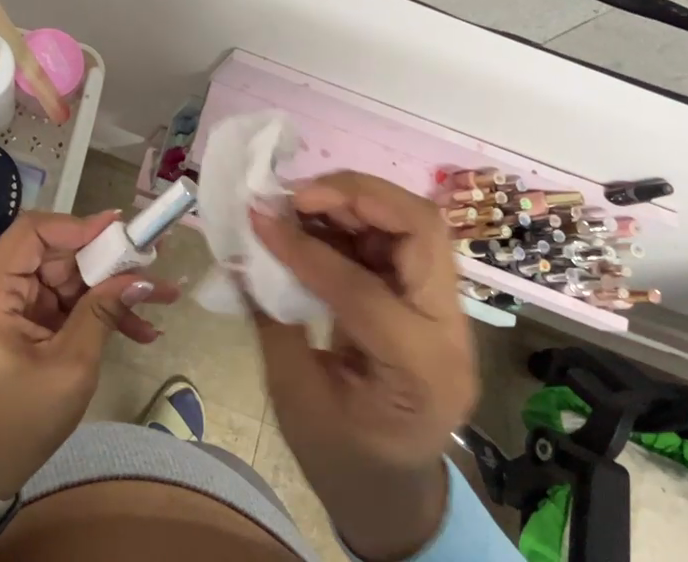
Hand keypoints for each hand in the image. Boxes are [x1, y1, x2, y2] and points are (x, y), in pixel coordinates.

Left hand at [0, 212, 177, 509]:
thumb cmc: (20, 419)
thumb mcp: (68, 366)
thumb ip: (101, 313)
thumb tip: (139, 276)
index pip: (33, 232)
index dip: (78, 226)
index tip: (122, 230)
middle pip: (57, 253)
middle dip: (107, 260)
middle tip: (155, 263)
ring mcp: (15, 306)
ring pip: (69, 278)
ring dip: (113, 290)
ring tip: (163, 298)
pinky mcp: (29, 324)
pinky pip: (68, 305)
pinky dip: (100, 313)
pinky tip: (141, 330)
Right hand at [250, 172, 477, 560]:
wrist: (392, 492)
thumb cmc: (341, 458)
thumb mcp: (295, 395)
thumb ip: (271, 318)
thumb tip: (239, 254)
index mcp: (420, 371)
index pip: (365, 290)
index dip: (306, 249)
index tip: (258, 220)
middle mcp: (448, 331)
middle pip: (421, 231)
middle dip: (356, 196)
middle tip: (295, 195)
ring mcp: (445, 313)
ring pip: (413, 226)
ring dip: (354, 201)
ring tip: (298, 202)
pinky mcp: (426, 301)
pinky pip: (396, 242)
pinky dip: (353, 220)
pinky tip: (312, 221)